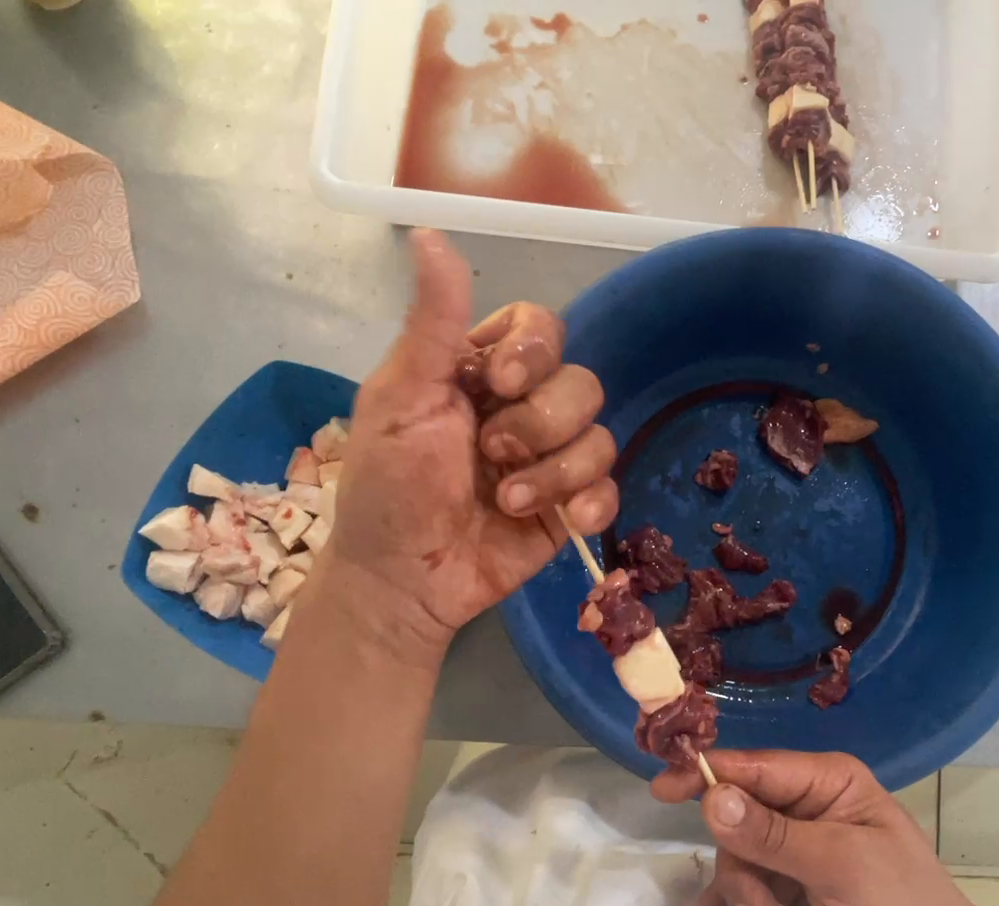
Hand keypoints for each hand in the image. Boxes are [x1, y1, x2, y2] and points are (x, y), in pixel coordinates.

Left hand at [319, 230, 618, 663]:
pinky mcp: (571, 505)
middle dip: (540, 423)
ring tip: (507, 502)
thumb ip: (433, 323)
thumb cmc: (389, 487)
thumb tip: (429, 231)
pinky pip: (609, 486)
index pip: (540, 328)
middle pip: (580, 383)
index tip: (501, 384)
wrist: (404, 580)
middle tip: (492, 455)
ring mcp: (552, 458)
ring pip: (599, 435)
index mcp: (481, 371)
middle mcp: (524, 407)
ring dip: (556, 471)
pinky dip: (591, 502)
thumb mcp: (401, 398)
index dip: (535, 351)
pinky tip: (565, 520)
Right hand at [652, 750, 985, 905]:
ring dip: (746, 899)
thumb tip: (712, 797)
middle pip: (739, 818)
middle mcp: (808, 804)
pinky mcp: (793, 881)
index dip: (707, 775)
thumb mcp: (839, 867)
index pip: (754, 768)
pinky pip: (749, 883)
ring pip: (740, 856)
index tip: (661, 790)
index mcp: (827, 781)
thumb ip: (772, 834)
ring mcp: (799, 844)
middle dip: (740, 868)